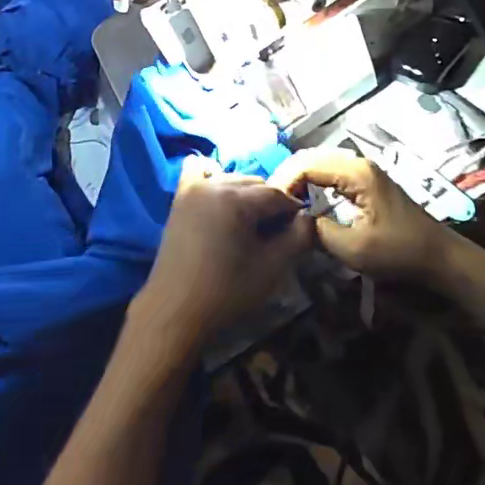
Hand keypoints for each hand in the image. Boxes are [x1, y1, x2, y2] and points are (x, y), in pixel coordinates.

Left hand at [130, 158, 314, 350]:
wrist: (175, 312)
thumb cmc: (226, 292)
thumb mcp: (271, 268)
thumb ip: (298, 238)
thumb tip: (309, 218)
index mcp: (236, 198)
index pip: (277, 194)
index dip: (293, 213)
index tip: (298, 233)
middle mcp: (214, 184)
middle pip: (256, 184)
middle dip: (270, 205)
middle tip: (275, 235)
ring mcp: (193, 189)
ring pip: (233, 179)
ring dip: (246, 196)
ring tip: (250, 228)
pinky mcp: (179, 199)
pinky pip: (199, 172)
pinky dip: (213, 176)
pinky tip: (221, 198)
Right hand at [270, 148, 449, 280]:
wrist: (438, 256)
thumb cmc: (399, 252)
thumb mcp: (354, 249)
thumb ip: (318, 231)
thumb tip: (294, 221)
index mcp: (356, 172)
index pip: (306, 165)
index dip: (284, 182)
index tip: (271, 207)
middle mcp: (358, 162)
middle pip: (310, 158)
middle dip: (288, 177)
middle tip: (271, 204)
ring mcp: (363, 169)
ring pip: (319, 163)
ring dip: (299, 179)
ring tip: (283, 203)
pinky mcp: (365, 180)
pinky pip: (330, 172)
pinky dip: (312, 182)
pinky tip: (304, 201)